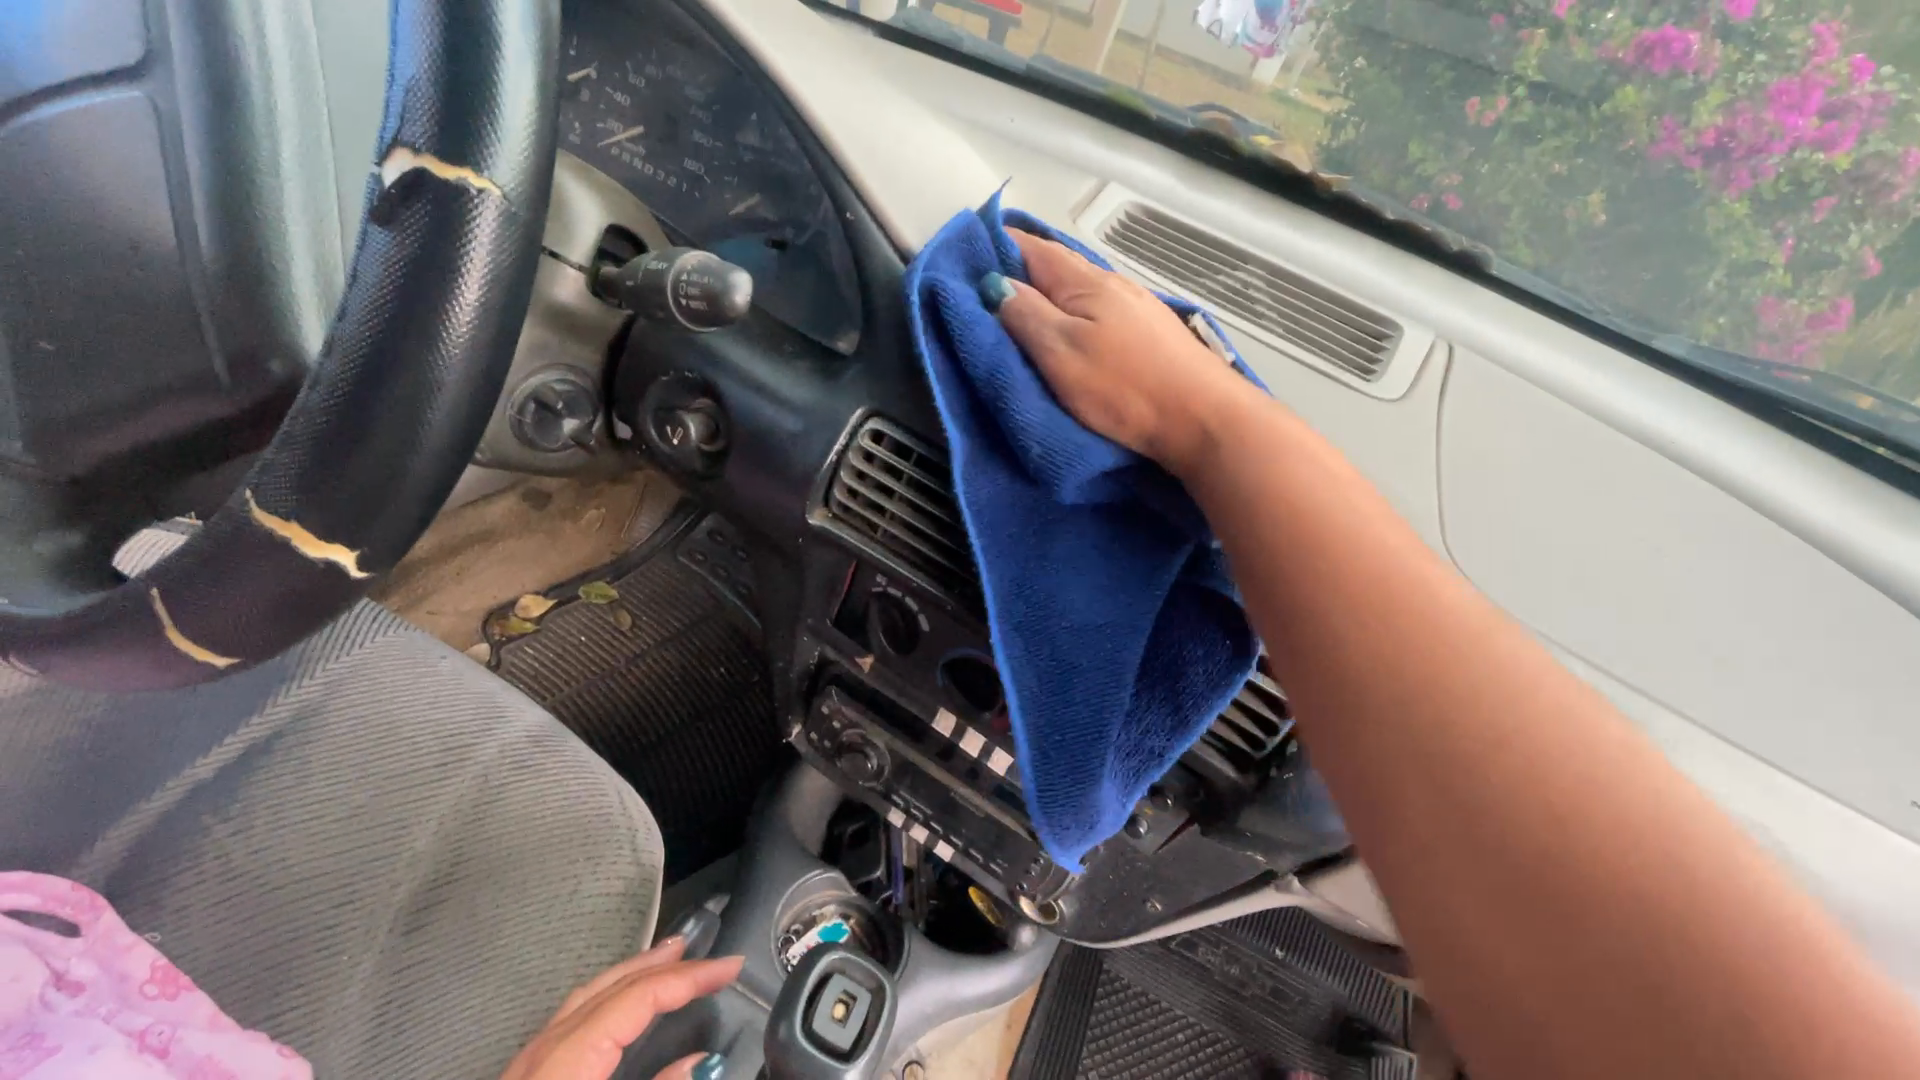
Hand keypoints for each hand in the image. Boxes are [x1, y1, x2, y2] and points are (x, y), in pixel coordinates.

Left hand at [500, 937, 743, 1079]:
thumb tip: (698, 1063)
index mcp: (567, 1062)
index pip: (638, 998)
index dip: (689, 977)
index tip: (732, 967)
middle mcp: (542, 1053)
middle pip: (609, 987)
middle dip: (658, 964)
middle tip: (700, 949)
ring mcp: (524, 1068)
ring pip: (584, 999)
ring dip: (630, 976)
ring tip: (663, 962)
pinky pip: (569, 1020)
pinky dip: (603, 998)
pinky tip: (614, 1010)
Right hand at [981, 228, 1254, 476]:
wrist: (1204, 420)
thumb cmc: (1125, 388)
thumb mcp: (1061, 353)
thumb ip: (1025, 316)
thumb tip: (994, 284)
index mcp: (1084, 282)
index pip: (1030, 247)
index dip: (995, 247)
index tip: (963, 263)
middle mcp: (1111, 284)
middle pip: (1055, 267)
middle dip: (1018, 274)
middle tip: (981, 295)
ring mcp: (1134, 308)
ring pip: (1077, 292)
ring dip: (1047, 299)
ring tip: (1018, 319)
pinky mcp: (1148, 335)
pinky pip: (1097, 314)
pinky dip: (1072, 318)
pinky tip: (1068, 337)